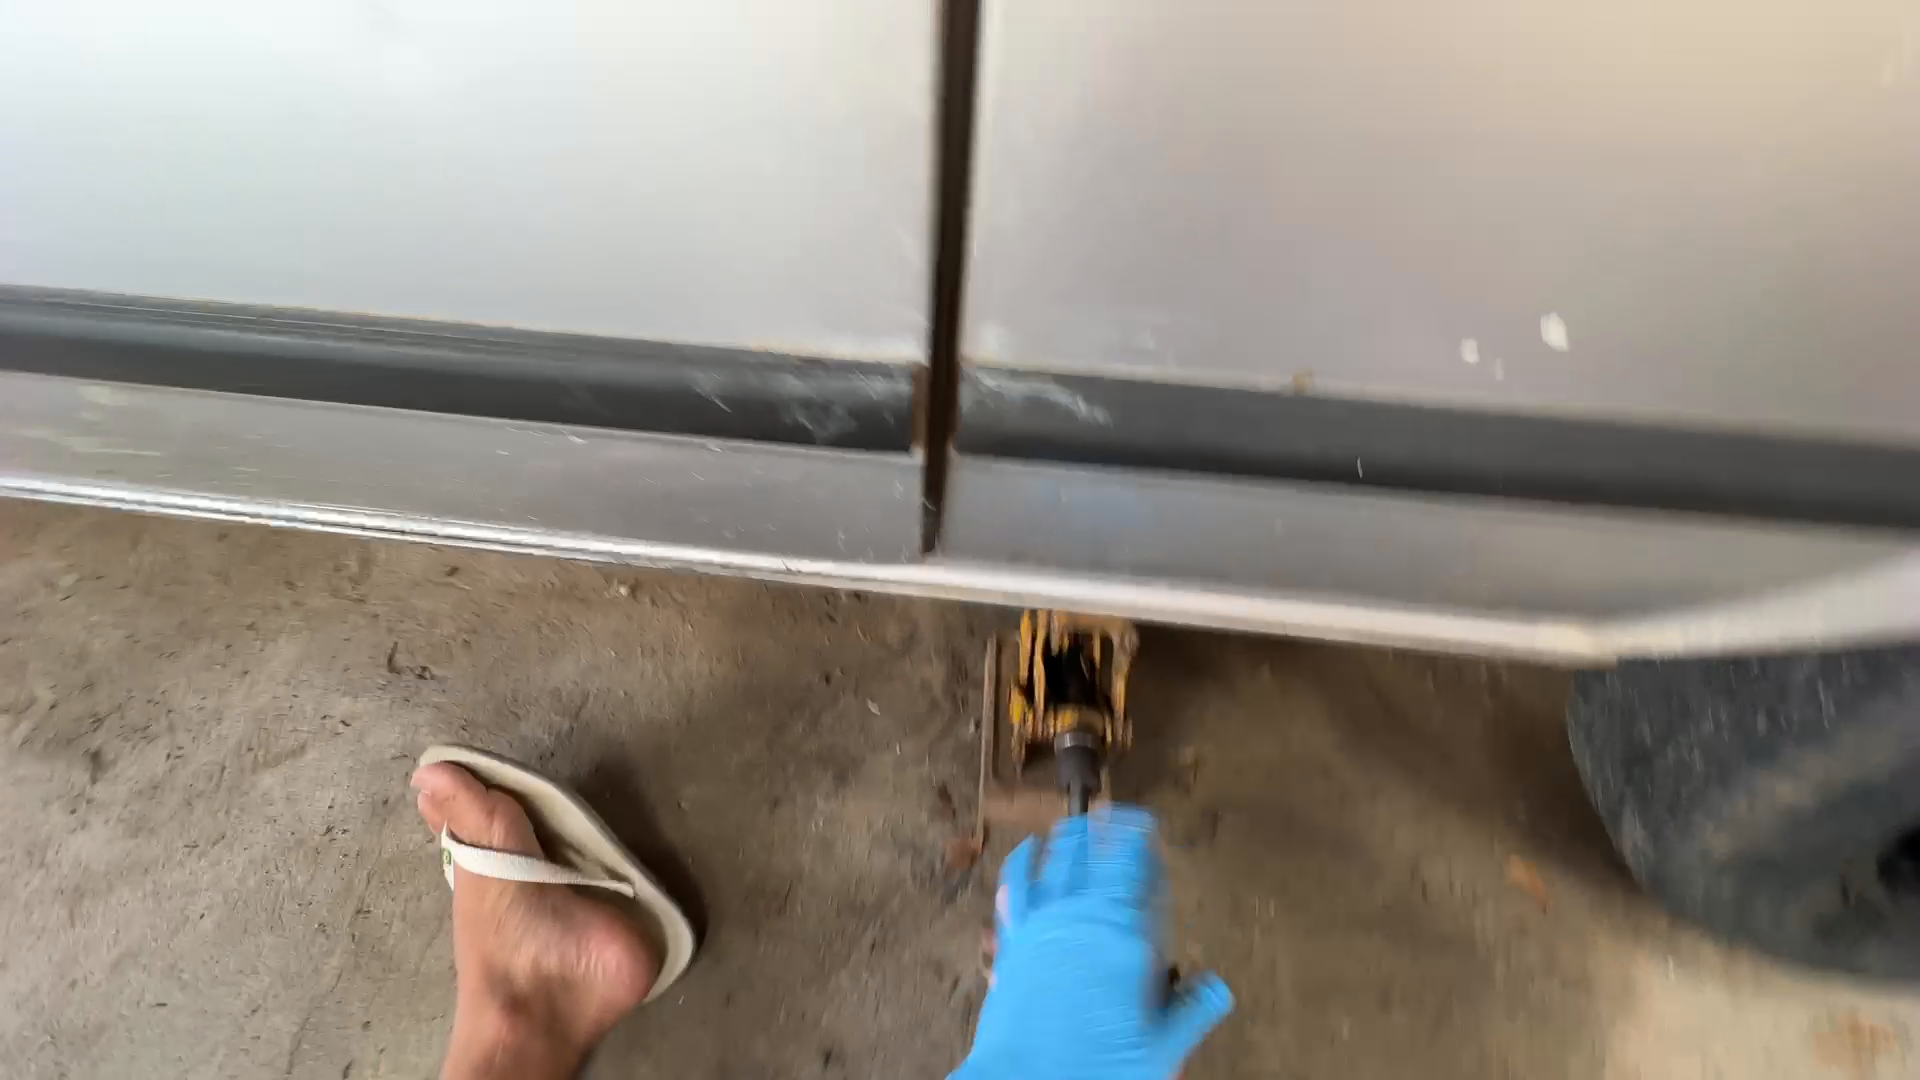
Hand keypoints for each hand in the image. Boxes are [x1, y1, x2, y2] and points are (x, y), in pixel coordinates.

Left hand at [952, 806, 1232, 1079]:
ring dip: (1070, 836)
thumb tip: (1219, 986)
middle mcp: (1083, 914)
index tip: (1150, 829)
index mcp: (1123, 934)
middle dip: (1109, 829)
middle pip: (1097, 855)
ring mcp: (1044, 920)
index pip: (1137, 872)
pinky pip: (1016, 884)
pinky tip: (1028, 847)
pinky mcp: (1014, 934)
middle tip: (1118, 813)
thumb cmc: (1101, 1066)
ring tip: (1081, 820)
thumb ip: (1190, 1011)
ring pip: (1057, 859)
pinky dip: (1022, 860)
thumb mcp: (1160, 1049)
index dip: (1144, 845)